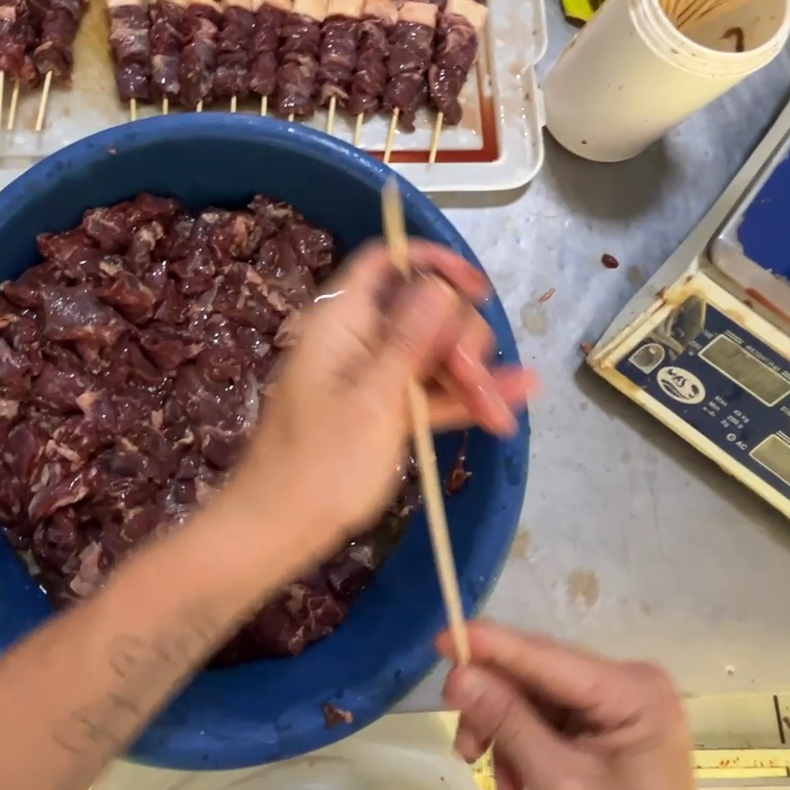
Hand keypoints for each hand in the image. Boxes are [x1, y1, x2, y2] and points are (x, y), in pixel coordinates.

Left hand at [221, 240, 536, 552]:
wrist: (280, 528)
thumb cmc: (319, 463)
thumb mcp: (372, 399)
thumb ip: (409, 341)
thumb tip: (440, 285)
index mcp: (341, 320)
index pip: (384, 262)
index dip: (431, 263)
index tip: (475, 287)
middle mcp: (358, 338)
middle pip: (423, 308)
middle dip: (459, 336)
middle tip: (471, 376)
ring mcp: (373, 375)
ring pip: (433, 351)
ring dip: (469, 375)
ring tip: (499, 413)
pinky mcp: (385, 409)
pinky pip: (429, 390)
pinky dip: (461, 397)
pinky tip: (510, 404)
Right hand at [439, 621, 693, 789]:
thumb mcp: (559, 783)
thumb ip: (507, 722)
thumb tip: (457, 675)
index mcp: (632, 689)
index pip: (543, 654)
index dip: (488, 644)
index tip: (440, 638)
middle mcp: (627, 680)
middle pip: (533, 674)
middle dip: (492, 705)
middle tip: (461, 740)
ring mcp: (617, 702)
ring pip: (531, 695)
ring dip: (500, 728)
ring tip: (481, 767)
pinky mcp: (606, 723)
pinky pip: (545, 715)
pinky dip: (519, 741)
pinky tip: (512, 779)